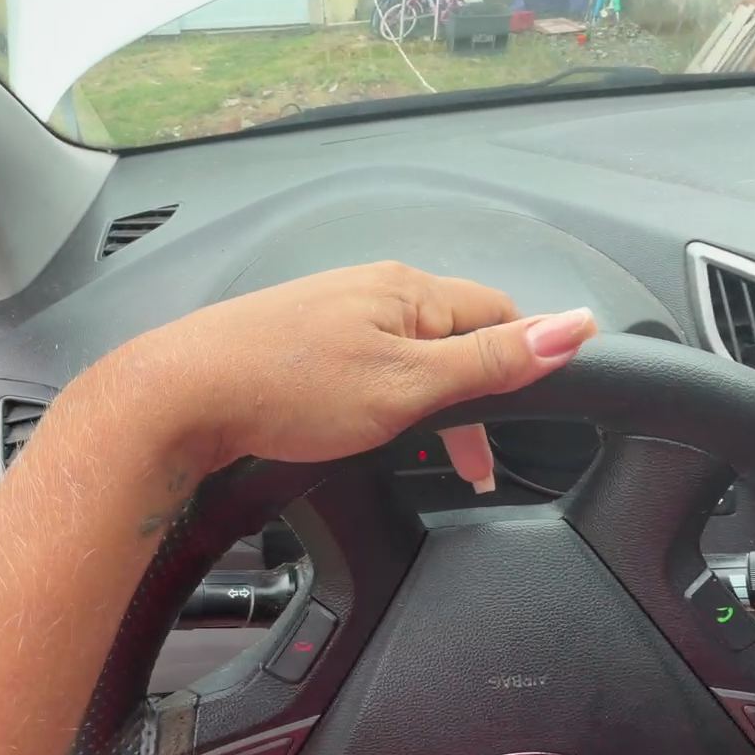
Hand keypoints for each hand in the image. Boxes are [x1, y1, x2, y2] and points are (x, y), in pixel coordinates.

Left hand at [96, 262, 597, 477]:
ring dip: (431, 406)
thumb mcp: (407, 383)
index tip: (527, 417)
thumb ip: (491, 360)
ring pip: (410, 357)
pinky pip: (369, 366)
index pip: (499, 315)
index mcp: (410, 291)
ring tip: (430, 455)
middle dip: (473, 400)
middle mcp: (373, 291)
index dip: (524, 363)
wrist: (182, 395)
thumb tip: (572, 326)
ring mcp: (335, 314)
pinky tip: (375, 428)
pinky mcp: (305, 342)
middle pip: (454, 339)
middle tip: (474, 463)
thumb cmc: (290, 386)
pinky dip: (387, 402)